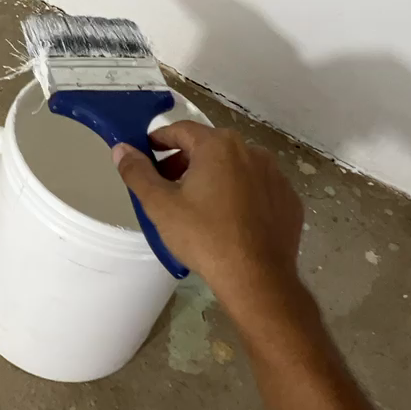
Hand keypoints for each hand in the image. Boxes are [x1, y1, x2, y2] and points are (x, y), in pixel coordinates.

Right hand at [112, 121, 305, 323]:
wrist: (257, 279)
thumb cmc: (204, 237)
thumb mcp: (160, 205)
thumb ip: (137, 172)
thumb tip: (121, 149)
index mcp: (218, 146)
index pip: (181, 130)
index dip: (160, 140)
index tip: (147, 154)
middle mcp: (251, 151)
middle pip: (209, 147)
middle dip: (185, 161)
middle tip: (167, 185)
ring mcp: (275, 175)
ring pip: (235, 167)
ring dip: (214, 177)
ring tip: (198, 205)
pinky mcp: (289, 200)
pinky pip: (257, 188)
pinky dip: (241, 195)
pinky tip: (230, 219)